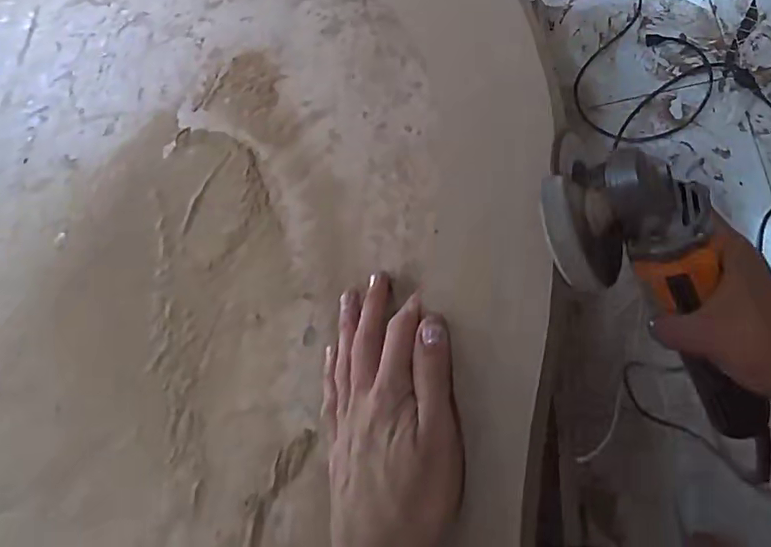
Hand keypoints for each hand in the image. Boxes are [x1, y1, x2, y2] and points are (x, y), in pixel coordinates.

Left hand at [325, 273, 462, 546]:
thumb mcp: (439, 436)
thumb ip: (433, 376)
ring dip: (348, 326)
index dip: (409, 312)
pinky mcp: (338, 440)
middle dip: (373, 307)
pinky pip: (331, 391)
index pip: (399, 337)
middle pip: (366, 341)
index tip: (421, 290)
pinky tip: (330, 352)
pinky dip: (331, 366)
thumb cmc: (419, 494)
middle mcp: (362, 398)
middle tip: (377, 276)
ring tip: (348, 298)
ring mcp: (346, 419)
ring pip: (344, 360)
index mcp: (389, 393)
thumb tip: (430, 323)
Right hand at [648, 214, 770, 412]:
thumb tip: (651, 322)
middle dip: (671, 250)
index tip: (643, 222)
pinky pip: (716, 285)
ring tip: (656, 286)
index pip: (697, 214)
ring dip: (685, 276)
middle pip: (698, 241)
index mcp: (734, 249)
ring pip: (707, 266)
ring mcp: (748, 278)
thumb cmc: (754, 343)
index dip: (670, 214)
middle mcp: (741, 256)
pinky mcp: (751, 300)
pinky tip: (683, 310)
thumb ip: (670, 326)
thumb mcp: (703, 335)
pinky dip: (699, 293)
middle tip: (642, 259)